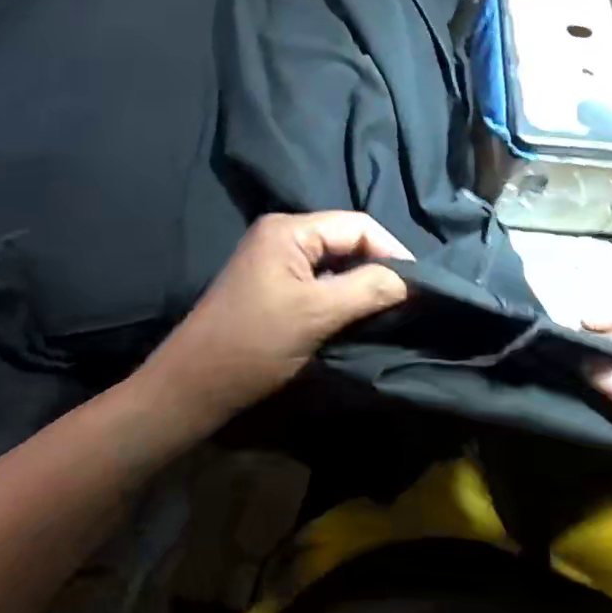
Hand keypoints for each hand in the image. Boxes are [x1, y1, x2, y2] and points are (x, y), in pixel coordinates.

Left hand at [142, 212, 412, 422]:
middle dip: (379, 265)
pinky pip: (319, 277)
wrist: (192, 387)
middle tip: (408, 298)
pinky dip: (342, 292)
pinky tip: (357, 312)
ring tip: (389, 306)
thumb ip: (369, 289)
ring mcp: (274, 258)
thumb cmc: (254, 345)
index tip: (419, 286)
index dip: (393, 251)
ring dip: (362, 280)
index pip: (358, 225)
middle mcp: (281, 233)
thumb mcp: (317, 314)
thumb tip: (413, 281)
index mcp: (288, 229)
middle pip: (346, 238)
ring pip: (335, 260)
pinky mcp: (272, 283)